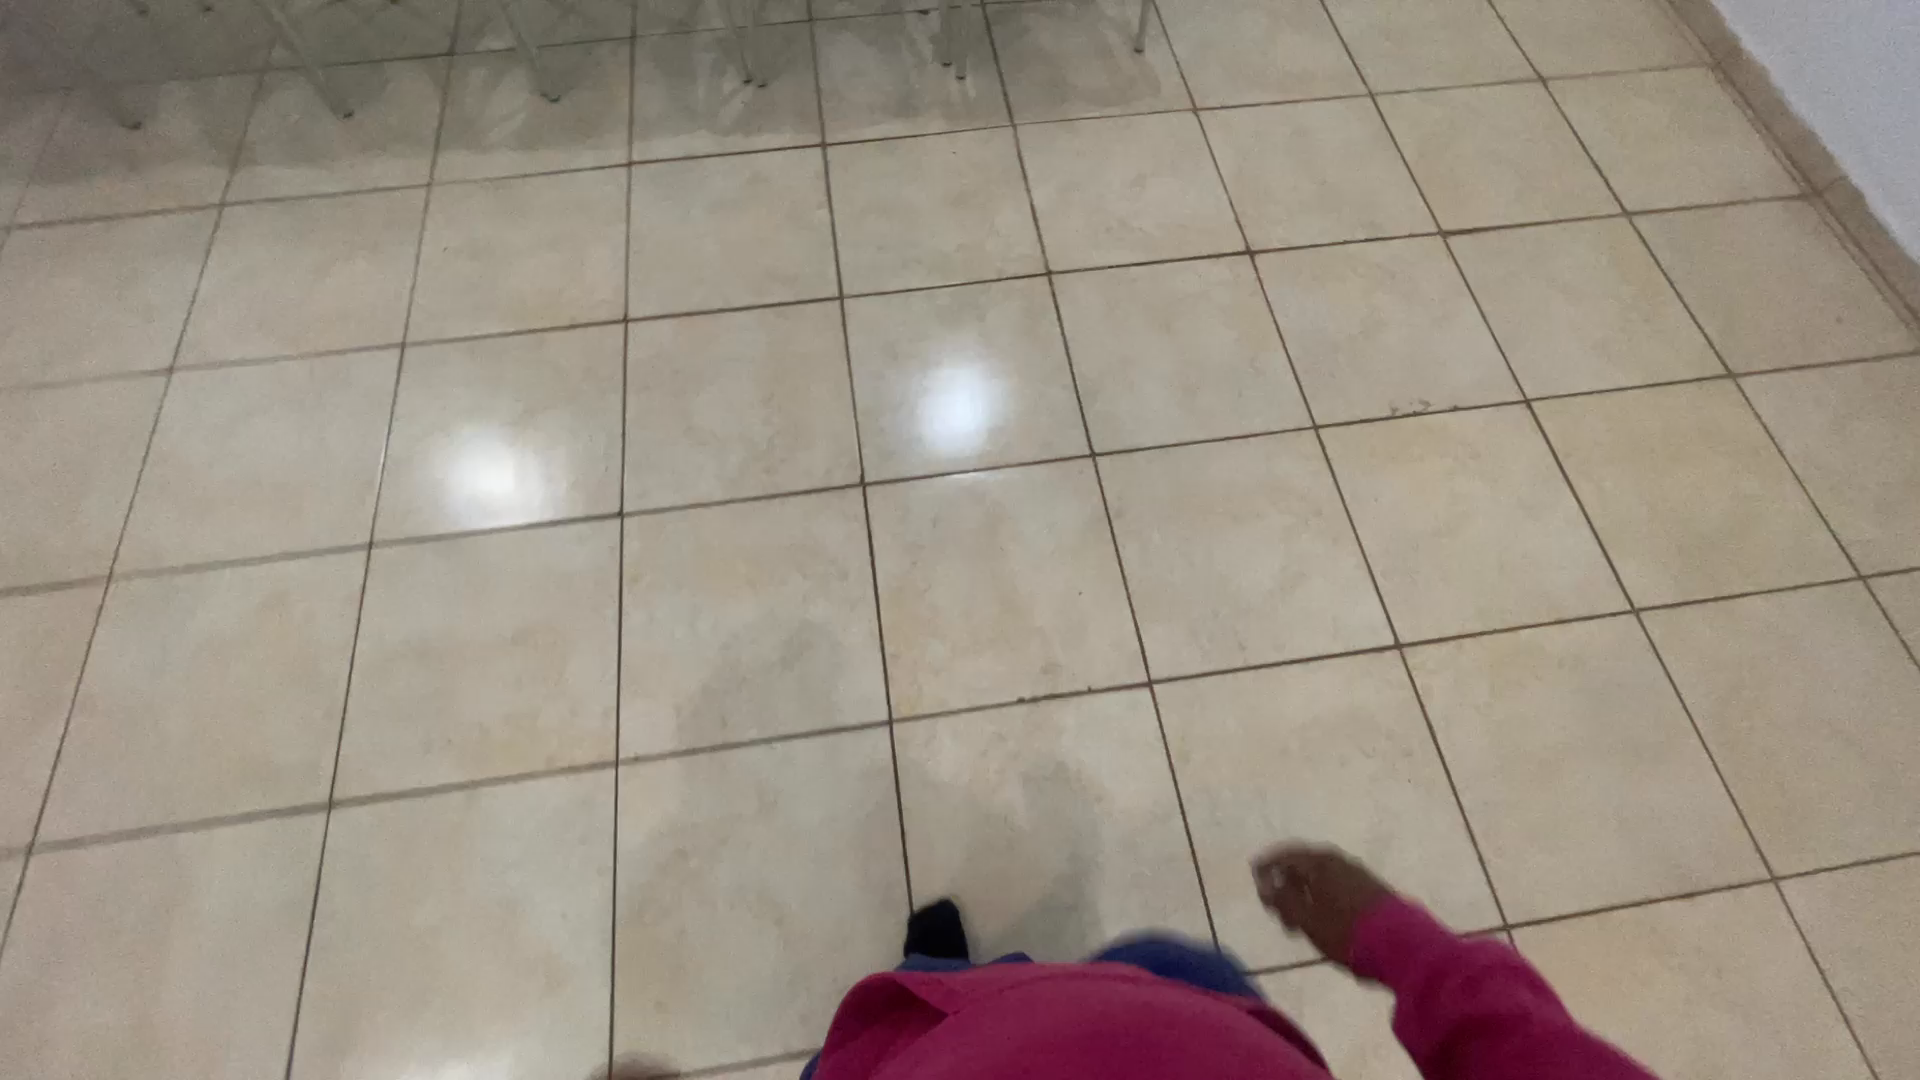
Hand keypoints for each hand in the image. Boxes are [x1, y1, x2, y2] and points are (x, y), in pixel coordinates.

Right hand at [1251, 843, 1391, 969]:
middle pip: (1302, 865)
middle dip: (1285, 885)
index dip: (1266, 867)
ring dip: (1304, 894)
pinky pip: (1336, 885)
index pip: (1283, 856)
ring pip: (1320, 877)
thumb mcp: (1307, 920)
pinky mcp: (1372, 888)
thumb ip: (1282, 900)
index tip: (1255, 881)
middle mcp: (1336, 859)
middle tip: (1277, 910)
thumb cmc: (1347, 932)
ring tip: (1300, 921)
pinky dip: (1323, 897)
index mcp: (1317, 861)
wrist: (1407, 948)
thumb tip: (1265, 885)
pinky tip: (1324, 919)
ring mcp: (1357, 873)